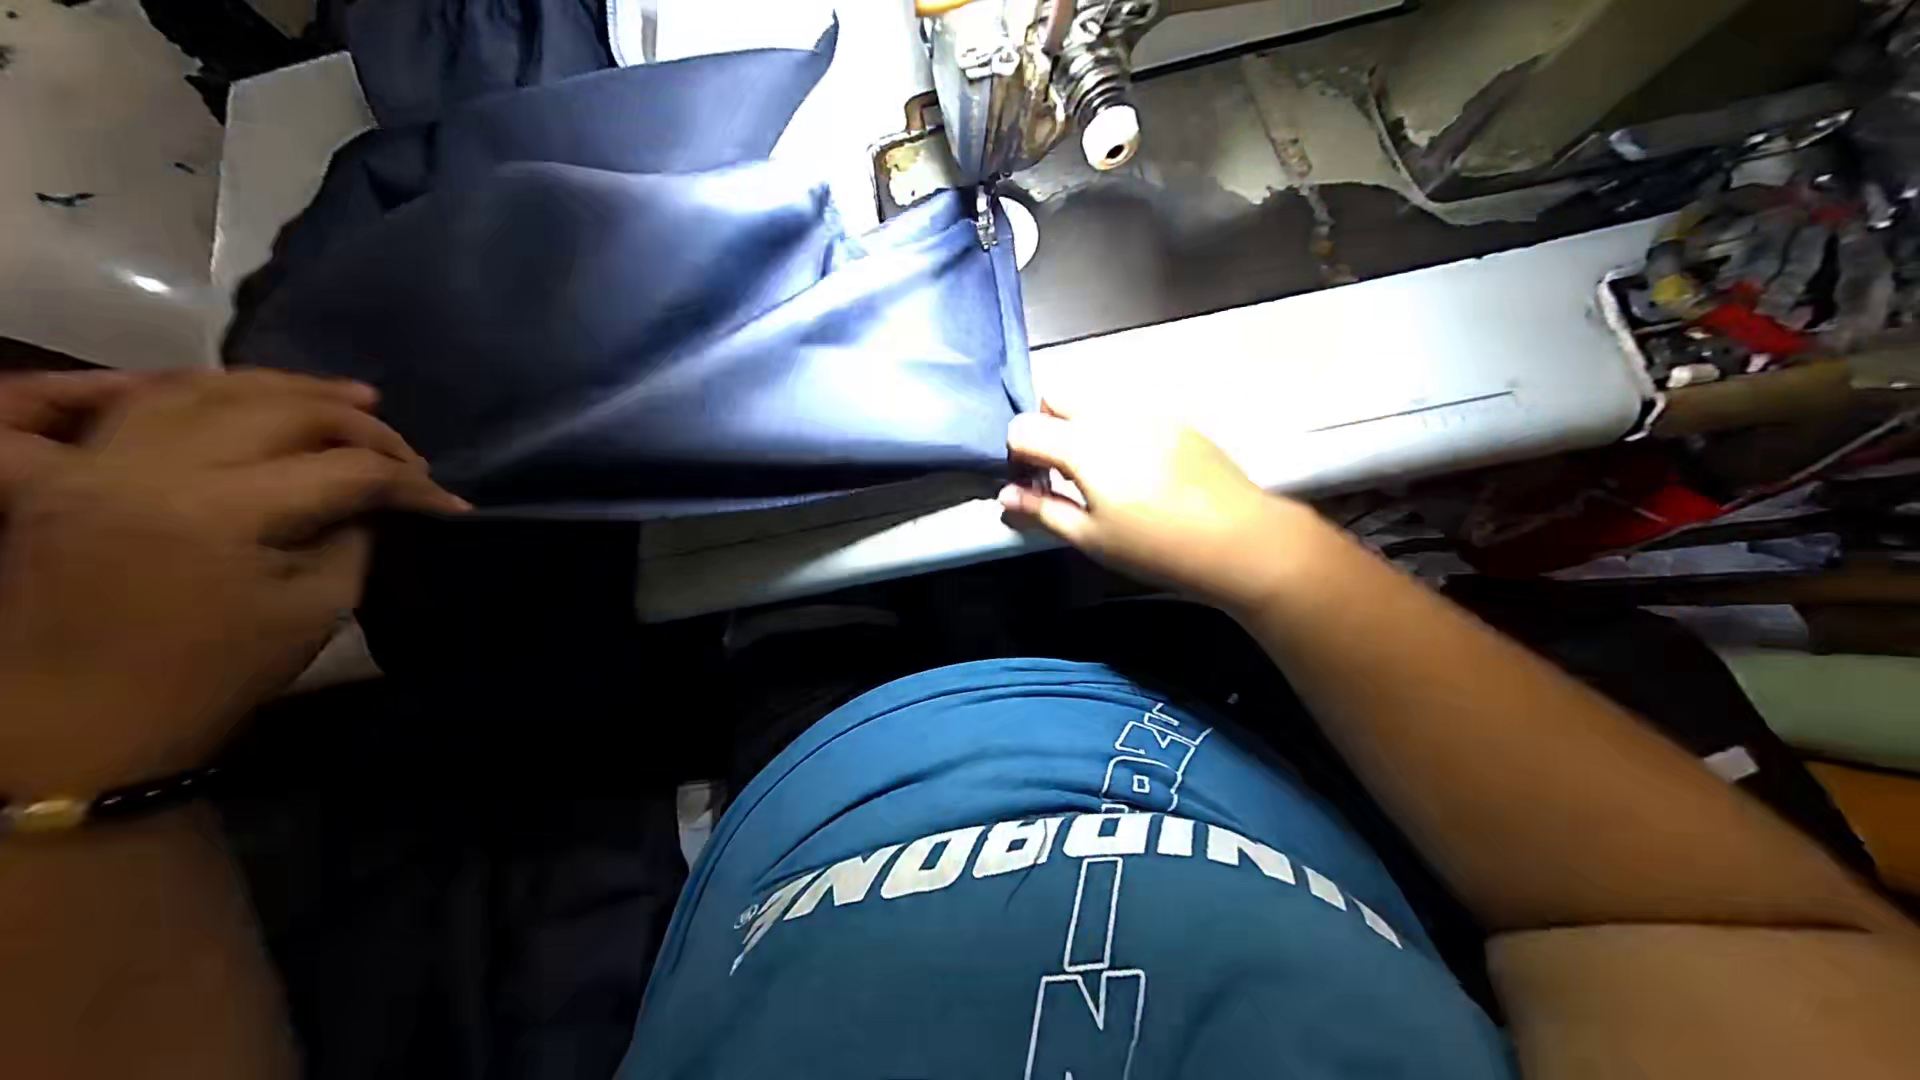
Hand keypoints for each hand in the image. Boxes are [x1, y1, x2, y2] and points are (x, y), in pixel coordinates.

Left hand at [0, 371, 468, 792]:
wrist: (81, 723)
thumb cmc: (217, 671)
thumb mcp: (320, 606)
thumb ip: (356, 535)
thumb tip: (380, 500)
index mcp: (220, 512)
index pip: (347, 470)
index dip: (413, 484)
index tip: (452, 506)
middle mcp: (146, 468)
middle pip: (281, 411)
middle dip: (362, 428)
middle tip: (408, 456)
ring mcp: (86, 465)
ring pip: (197, 389)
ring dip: (282, 387)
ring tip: (345, 397)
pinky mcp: (50, 477)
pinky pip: (73, 407)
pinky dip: (128, 385)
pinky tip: (194, 384)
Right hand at [999, 401, 1325, 610]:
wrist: (1240, 541)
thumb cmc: (1156, 547)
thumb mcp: (1091, 537)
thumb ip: (1042, 510)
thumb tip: (1005, 497)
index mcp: (1085, 446)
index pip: (1025, 427)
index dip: (1016, 453)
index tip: (1029, 481)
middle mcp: (1113, 418)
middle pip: (1057, 399)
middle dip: (1045, 428)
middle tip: (1056, 473)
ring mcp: (1148, 416)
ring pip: (1094, 407)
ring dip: (1080, 432)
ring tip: (1099, 480)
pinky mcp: (1176, 423)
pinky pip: (1127, 417)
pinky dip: (1113, 435)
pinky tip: (1135, 475)